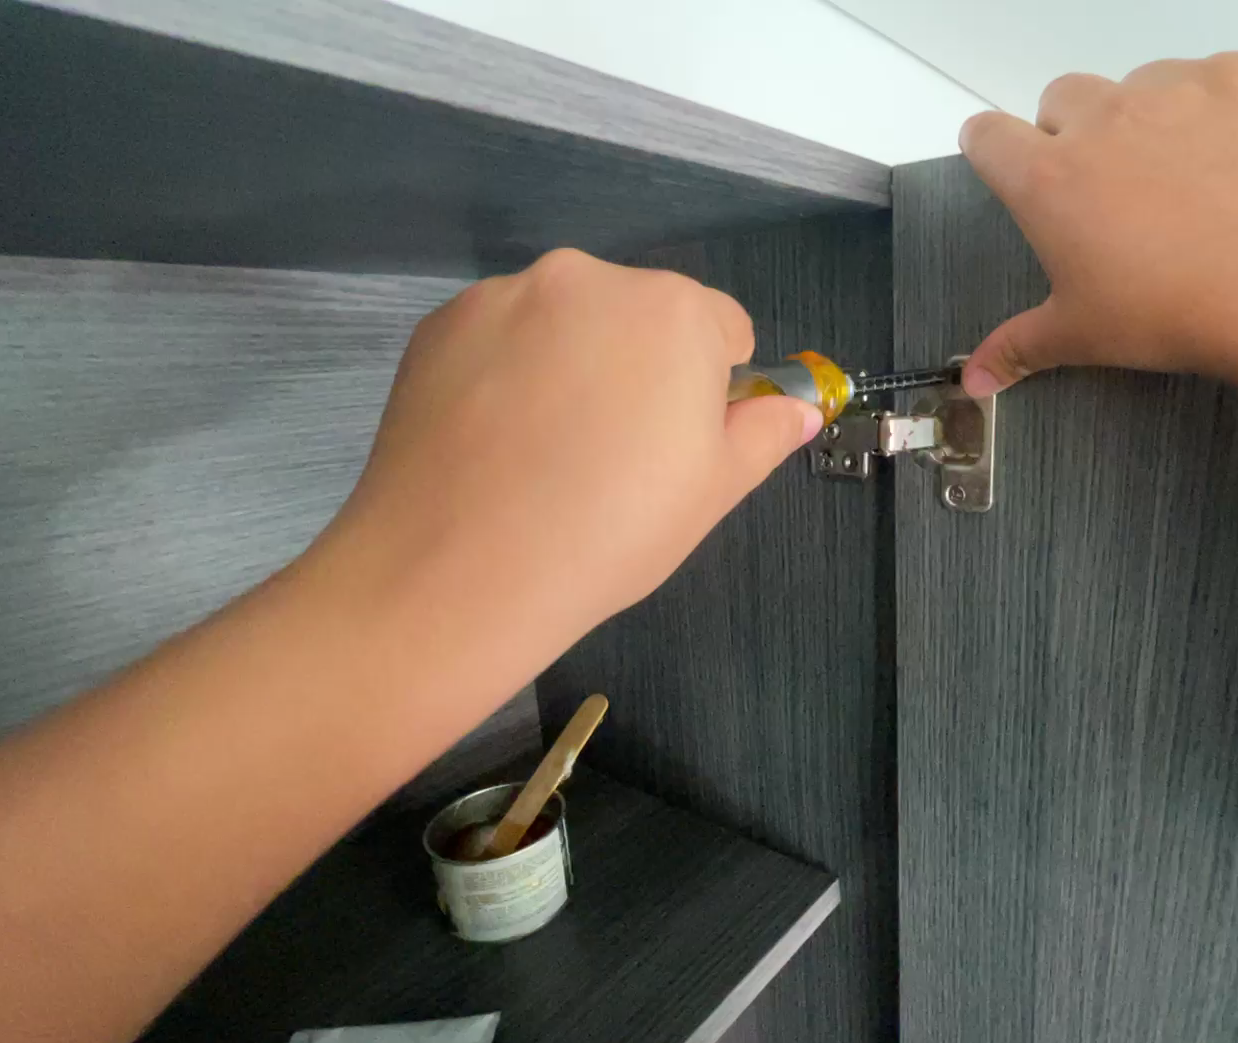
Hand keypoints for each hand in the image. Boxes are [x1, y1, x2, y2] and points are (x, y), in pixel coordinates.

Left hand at [310, 249, 821, 644]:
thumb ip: (766, 434)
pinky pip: (504, 338)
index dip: (713, 389)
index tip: (679, 443)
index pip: (723, 328)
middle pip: (642, 317)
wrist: (460, 571)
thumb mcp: (715, 491)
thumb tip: (796, 410)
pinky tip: (497, 440)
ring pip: (570, 324)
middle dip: (643, 367)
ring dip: (576, 364)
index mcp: (673, 310)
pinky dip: (511, 372)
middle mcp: (589, 277)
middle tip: (614, 453)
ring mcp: (505, 294)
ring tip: (548, 450)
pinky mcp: (441, 324)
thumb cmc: (614, 530)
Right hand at [956, 53, 1237, 397]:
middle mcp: (1100, 119)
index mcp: (1046, 181)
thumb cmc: (1167, 314)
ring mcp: (1173, 89)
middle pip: (1058, 98)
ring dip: (1132, 118)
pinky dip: (1201, 109)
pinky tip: (1227, 160)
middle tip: (1098, 191)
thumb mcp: (1080, 336)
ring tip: (1168, 177)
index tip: (1004, 168)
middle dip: (1064, 133)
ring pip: (1130, 86)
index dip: (988, 148)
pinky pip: (1202, 78)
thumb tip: (969, 385)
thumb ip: (1015, 350)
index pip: (987, 135)